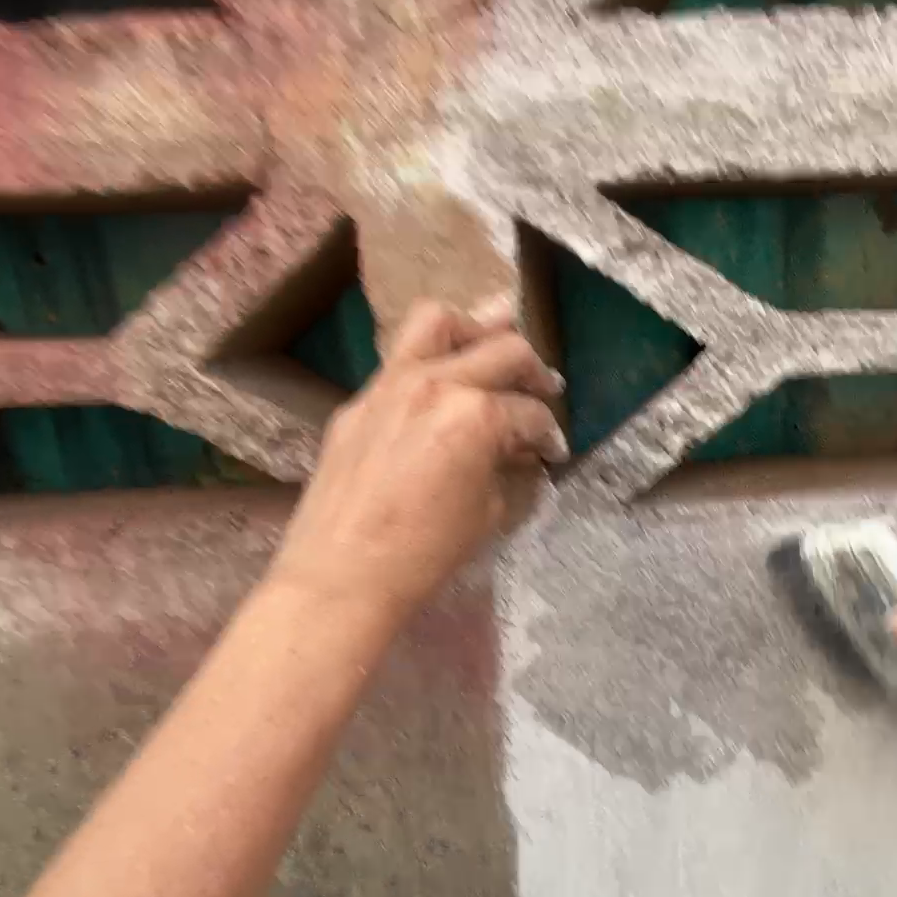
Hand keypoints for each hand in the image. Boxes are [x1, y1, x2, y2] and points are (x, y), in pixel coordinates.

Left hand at [268, 296, 566, 617]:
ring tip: (493, 347)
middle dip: (535, 371)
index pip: (531, 413)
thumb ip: (513, 466)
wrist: (342, 575)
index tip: (554, 452)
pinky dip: (434, 360)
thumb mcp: (492, 511)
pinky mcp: (360, 400)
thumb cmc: (429, 552)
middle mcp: (436, 384)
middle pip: (503, 351)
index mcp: (475, 415)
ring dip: (477, 330)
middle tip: (546, 391)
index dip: (552, 434)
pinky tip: (445, 385)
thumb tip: (524, 450)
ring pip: (440, 321)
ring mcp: (391, 385)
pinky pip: (403, 358)